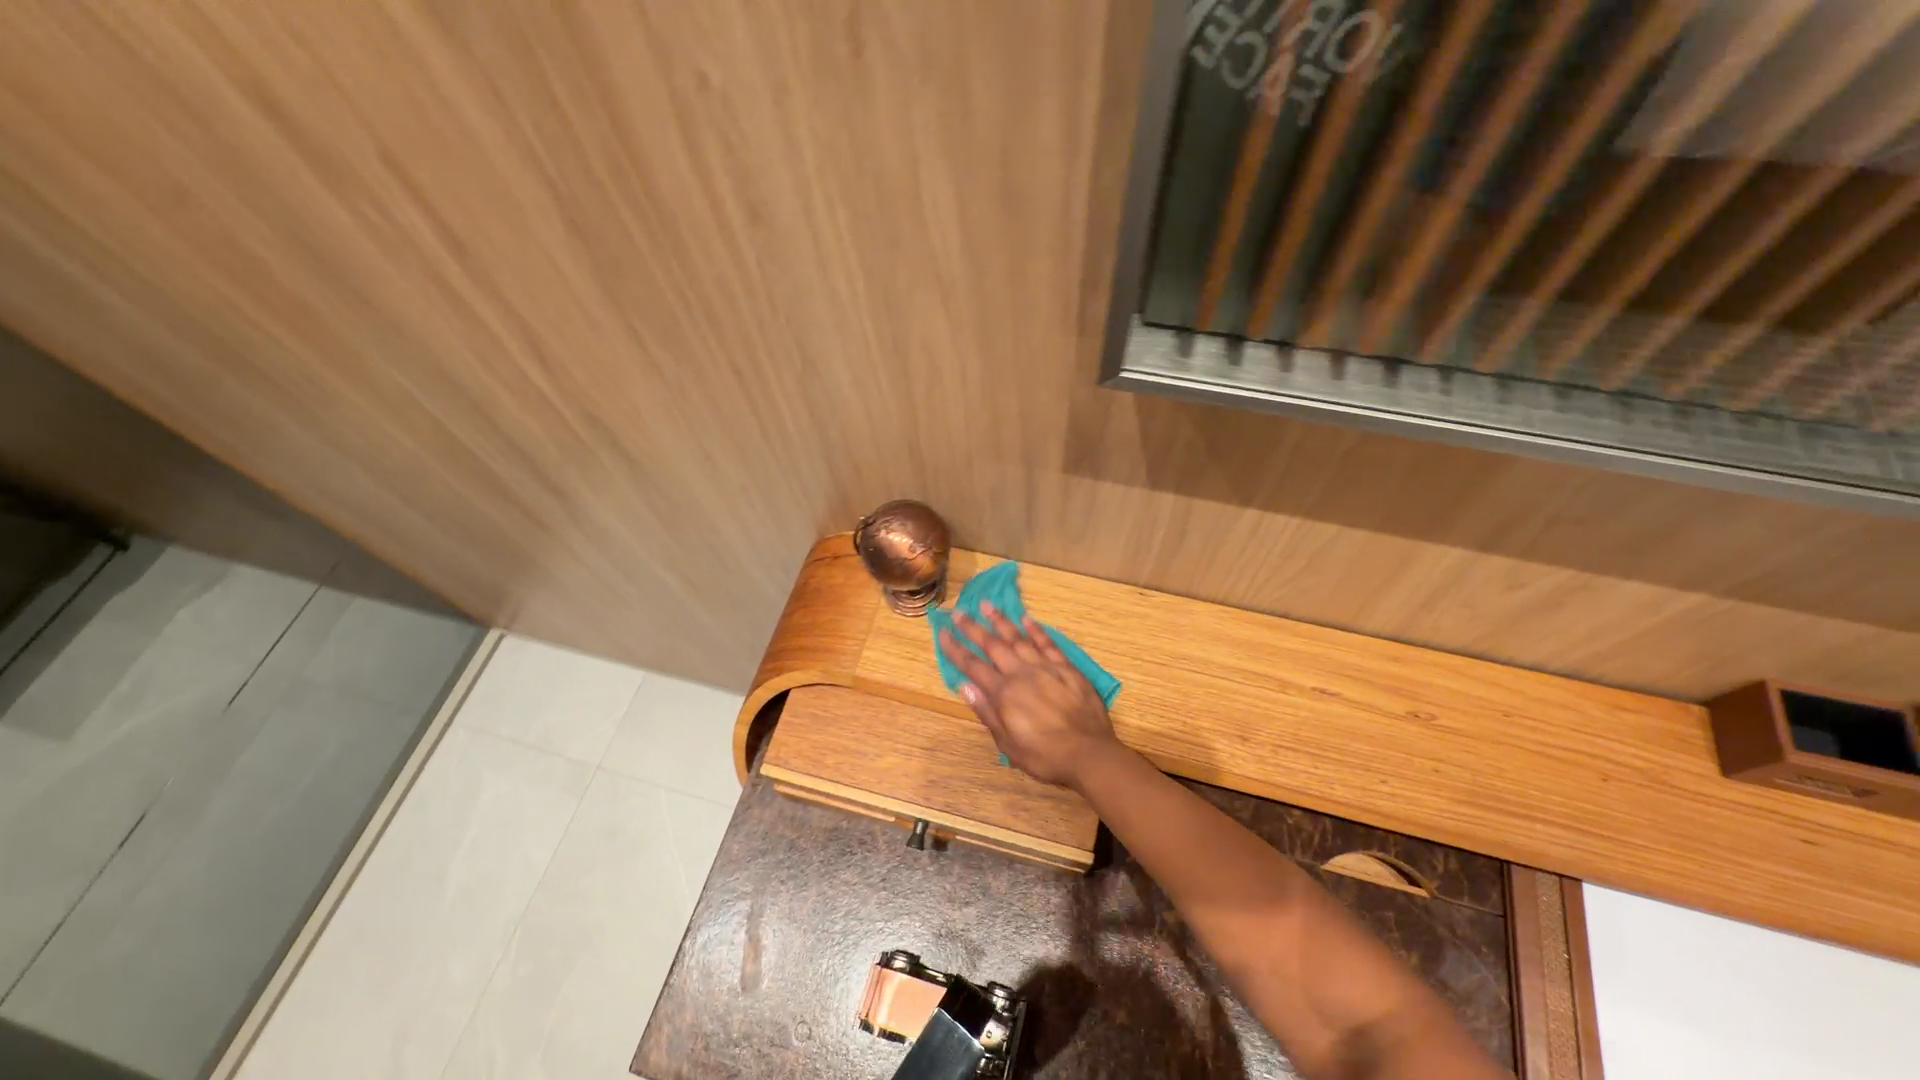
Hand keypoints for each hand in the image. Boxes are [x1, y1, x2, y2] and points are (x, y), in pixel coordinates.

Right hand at [938, 603, 1119, 790]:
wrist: (1088, 753)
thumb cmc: (1044, 756)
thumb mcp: (1008, 744)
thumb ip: (987, 713)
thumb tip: (964, 686)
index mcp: (1004, 694)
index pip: (973, 666)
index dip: (956, 649)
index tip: (943, 633)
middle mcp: (1021, 674)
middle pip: (993, 646)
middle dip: (974, 628)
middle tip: (959, 612)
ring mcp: (1046, 668)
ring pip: (1019, 638)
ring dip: (1001, 621)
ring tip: (987, 605)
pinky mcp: (1067, 668)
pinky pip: (1048, 643)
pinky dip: (1036, 630)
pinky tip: (1027, 619)